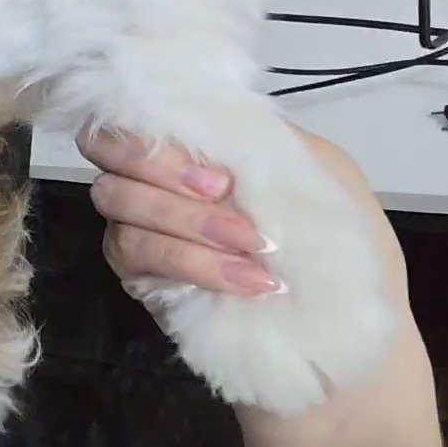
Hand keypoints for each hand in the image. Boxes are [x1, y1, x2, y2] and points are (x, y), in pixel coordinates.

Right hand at [78, 127, 407, 306]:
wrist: (346, 329)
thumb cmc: (338, 244)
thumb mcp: (320, 174)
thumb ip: (260, 139)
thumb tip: (203, 119)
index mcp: (186, 147)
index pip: (126, 117)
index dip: (151, 136)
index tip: (218, 173)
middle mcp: (145, 176)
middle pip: (101, 149)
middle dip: (157, 170)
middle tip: (223, 196)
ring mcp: (130, 221)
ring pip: (113, 198)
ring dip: (184, 220)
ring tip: (255, 248)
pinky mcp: (130, 266)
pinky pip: (130, 249)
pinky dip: (190, 261)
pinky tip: (245, 280)